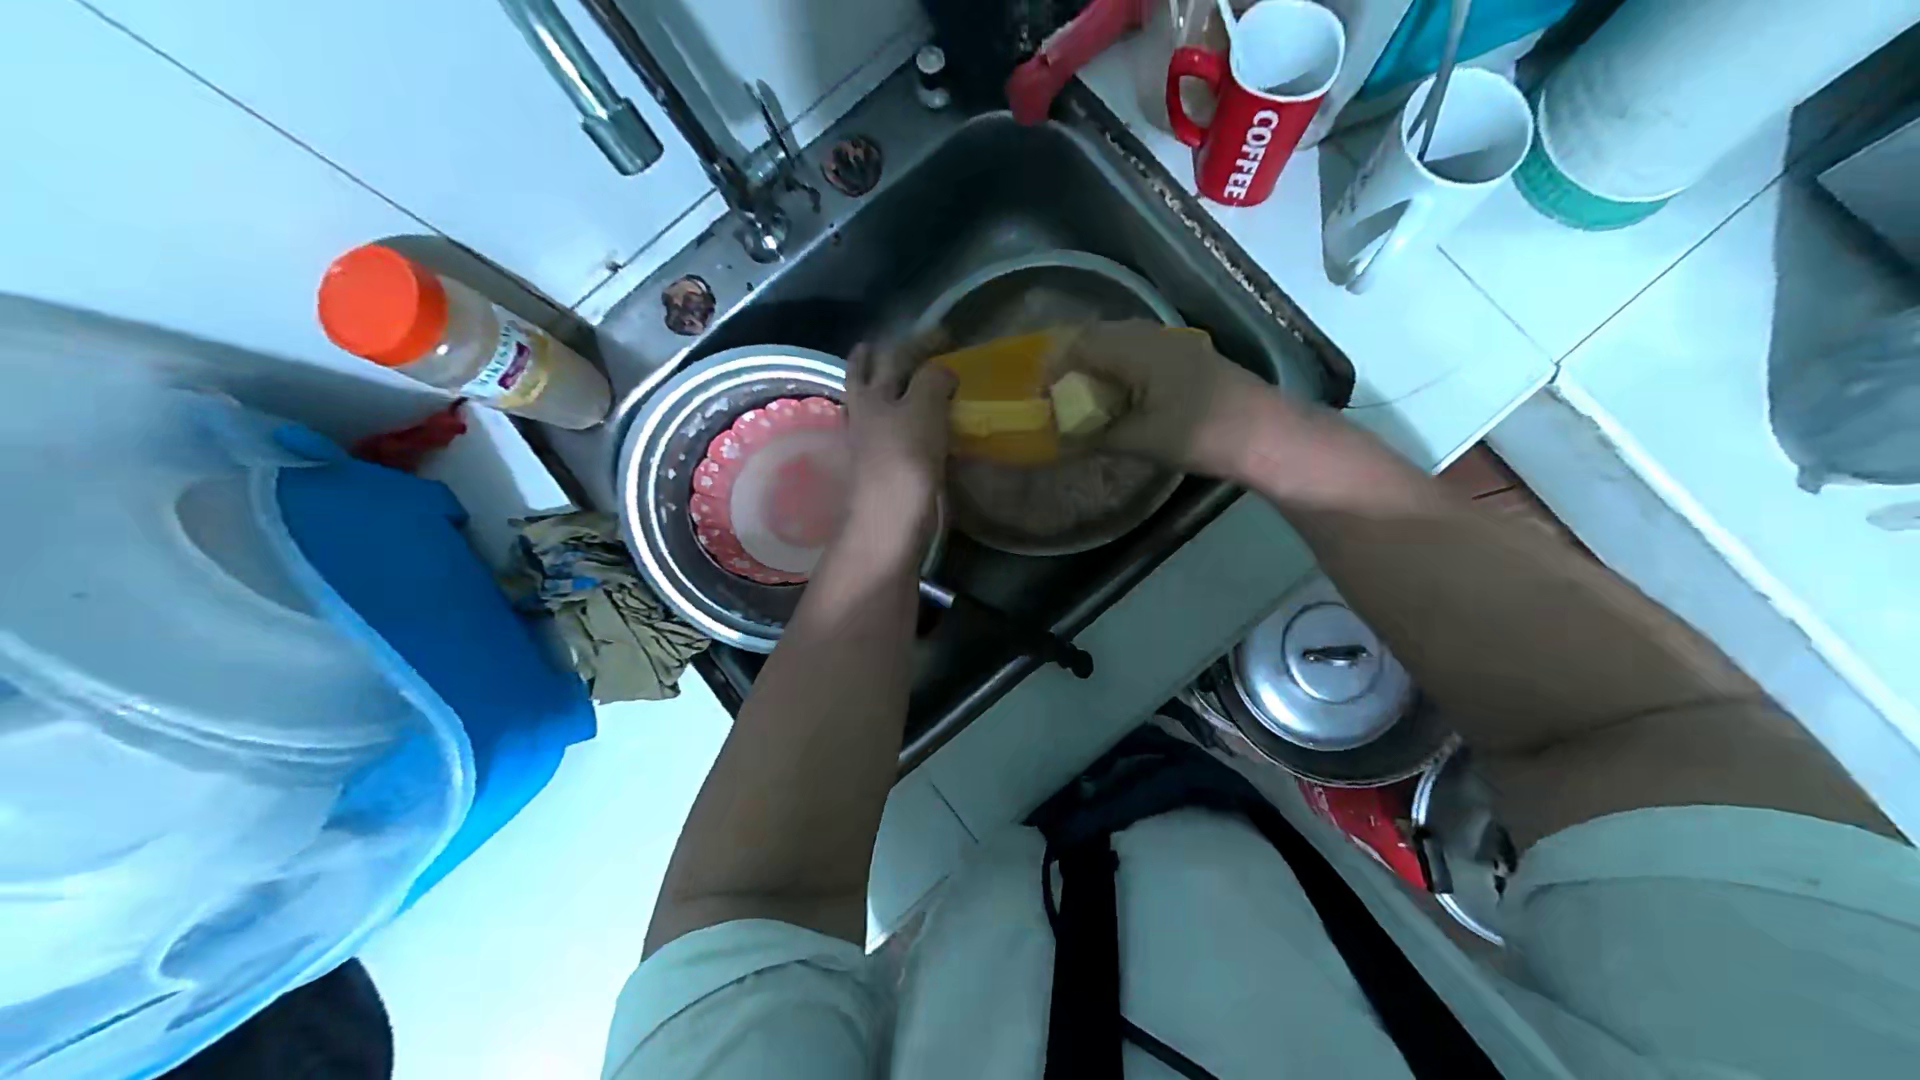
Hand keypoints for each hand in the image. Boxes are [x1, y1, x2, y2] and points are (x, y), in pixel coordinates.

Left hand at [841, 334, 956, 546]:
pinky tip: (906, 425)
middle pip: (866, 379)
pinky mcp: (881, 467)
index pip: (894, 356)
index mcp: (873, 394)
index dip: (919, 343)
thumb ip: (933, 380)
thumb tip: (942, 371)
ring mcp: (868, 442)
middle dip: (874, 360)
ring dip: (877, 389)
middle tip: (880, 346)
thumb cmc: (906, 457)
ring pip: (870, 406)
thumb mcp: (924, 408)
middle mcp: (865, 414)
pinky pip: (886, 434)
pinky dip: (894, 422)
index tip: (943, 336)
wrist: (892, 518)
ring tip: (888, 381)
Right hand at [1058, 320, 1291, 479]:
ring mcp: (1175, 343)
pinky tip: (1119, 395)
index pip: (1082, 344)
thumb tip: (1062, 438)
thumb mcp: (1140, 441)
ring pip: (1122, 341)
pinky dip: (1120, 368)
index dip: (1055, 367)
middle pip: (1100, 335)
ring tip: (1084, 396)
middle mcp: (1155, 336)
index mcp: (1139, 350)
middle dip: (1073, 361)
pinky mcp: (1189, 357)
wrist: (1267, 436)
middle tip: (1057, 394)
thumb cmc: (1200, 435)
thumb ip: (1096, 435)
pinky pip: (1141, 351)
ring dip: (1098, 363)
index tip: (1040, 395)